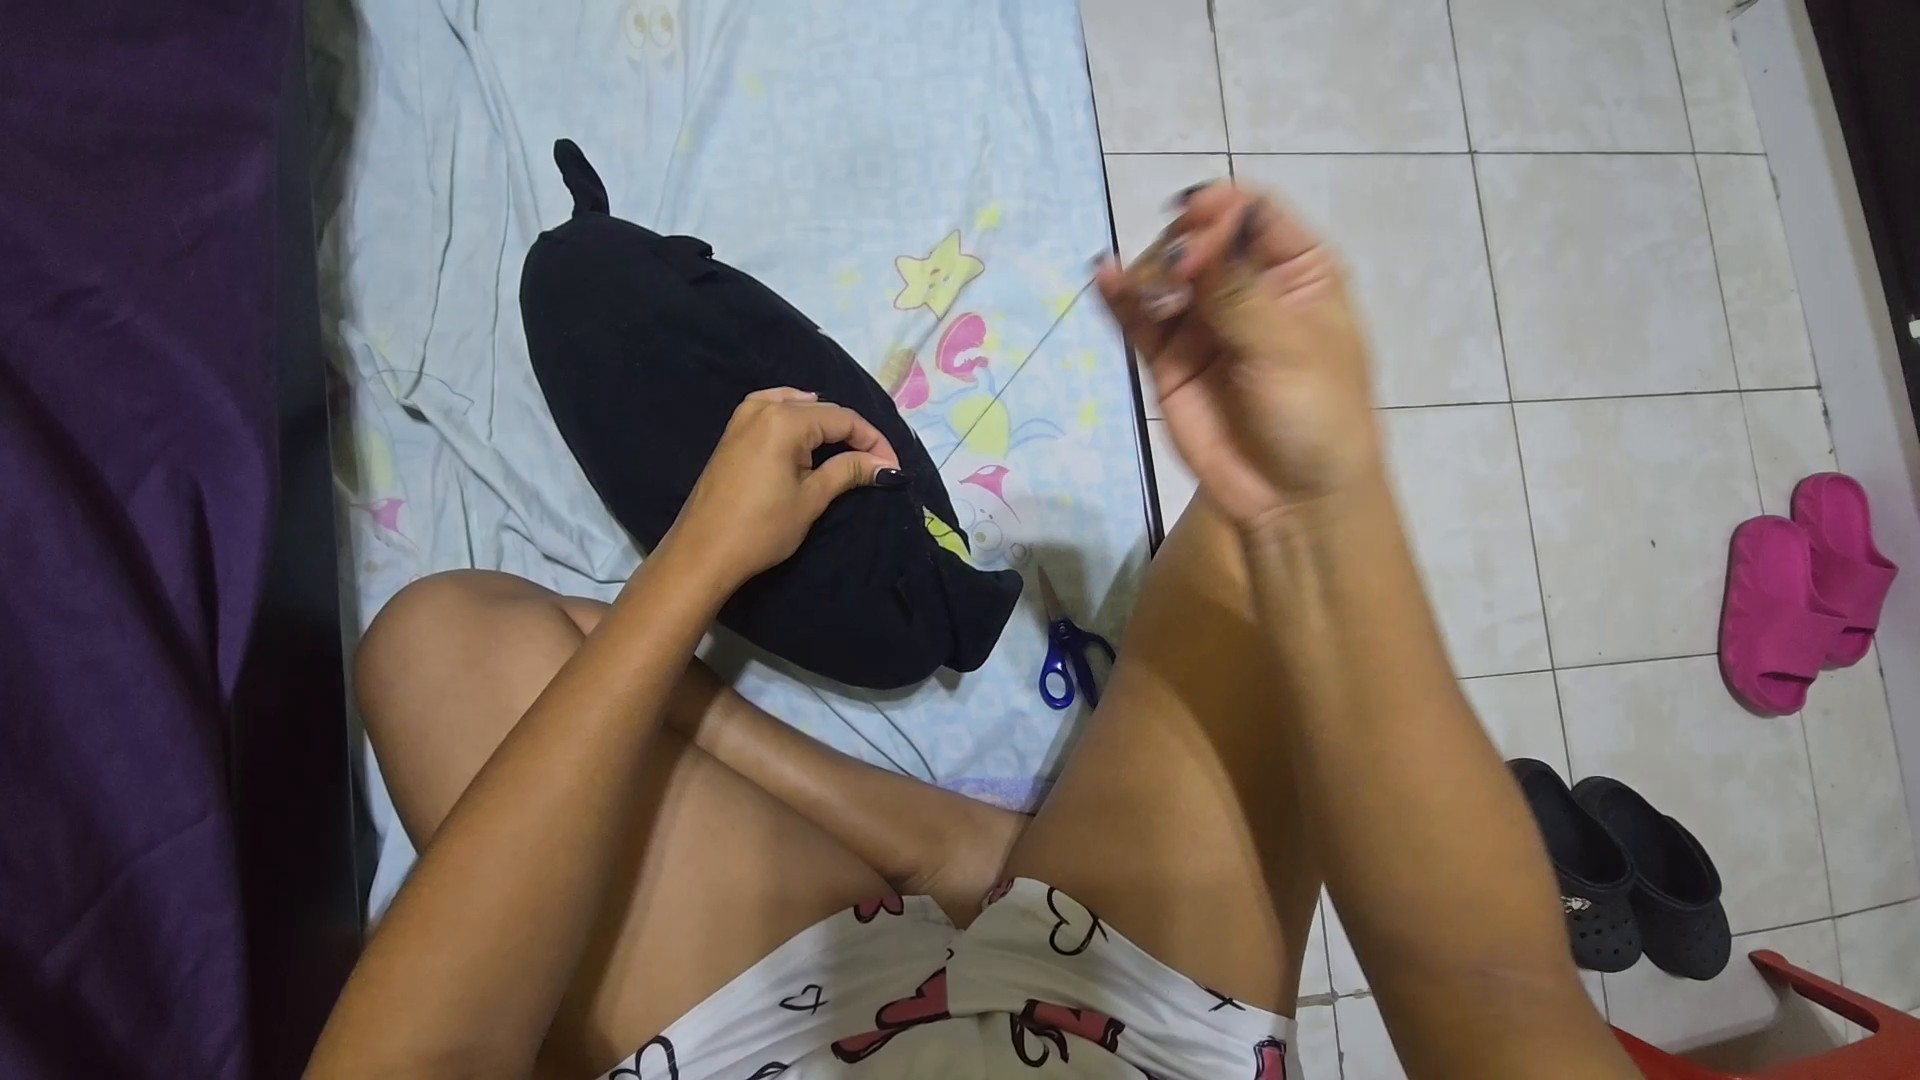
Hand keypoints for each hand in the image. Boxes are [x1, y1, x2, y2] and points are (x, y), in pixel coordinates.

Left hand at [663, 388, 900, 585]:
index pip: (844, 419)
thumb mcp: (811, 498)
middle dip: (853, 435)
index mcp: (785, 420)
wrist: (703, 552)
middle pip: (823, 410)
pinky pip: (774, 410)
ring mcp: (744, 417)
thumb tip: (886, 466)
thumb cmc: (761, 528)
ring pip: (799, 406)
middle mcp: (764, 408)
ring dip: (826, 425)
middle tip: (876, 464)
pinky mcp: (733, 432)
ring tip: (847, 451)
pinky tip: (807, 434)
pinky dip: (796, 418)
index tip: (892, 467)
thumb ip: (849, 471)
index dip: (873, 441)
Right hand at [1097, 184, 1380, 531]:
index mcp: (1296, 271)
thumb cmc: (1314, 416)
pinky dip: (1121, 299)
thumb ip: (1237, 293)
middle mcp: (1246, 287)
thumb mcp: (1289, 349)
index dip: (1218, 216)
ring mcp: (1204, 325)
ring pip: (1164, 277)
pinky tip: (1104, 278)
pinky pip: (1140, 321)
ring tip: (1152, 300)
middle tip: (1176, 285)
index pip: (1250, 214)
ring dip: (1149, 276)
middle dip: (1178, 250)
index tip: (1196, 248)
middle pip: (1198, 240)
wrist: (1291, 497)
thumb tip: (1187, 243)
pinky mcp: (1170, 361)